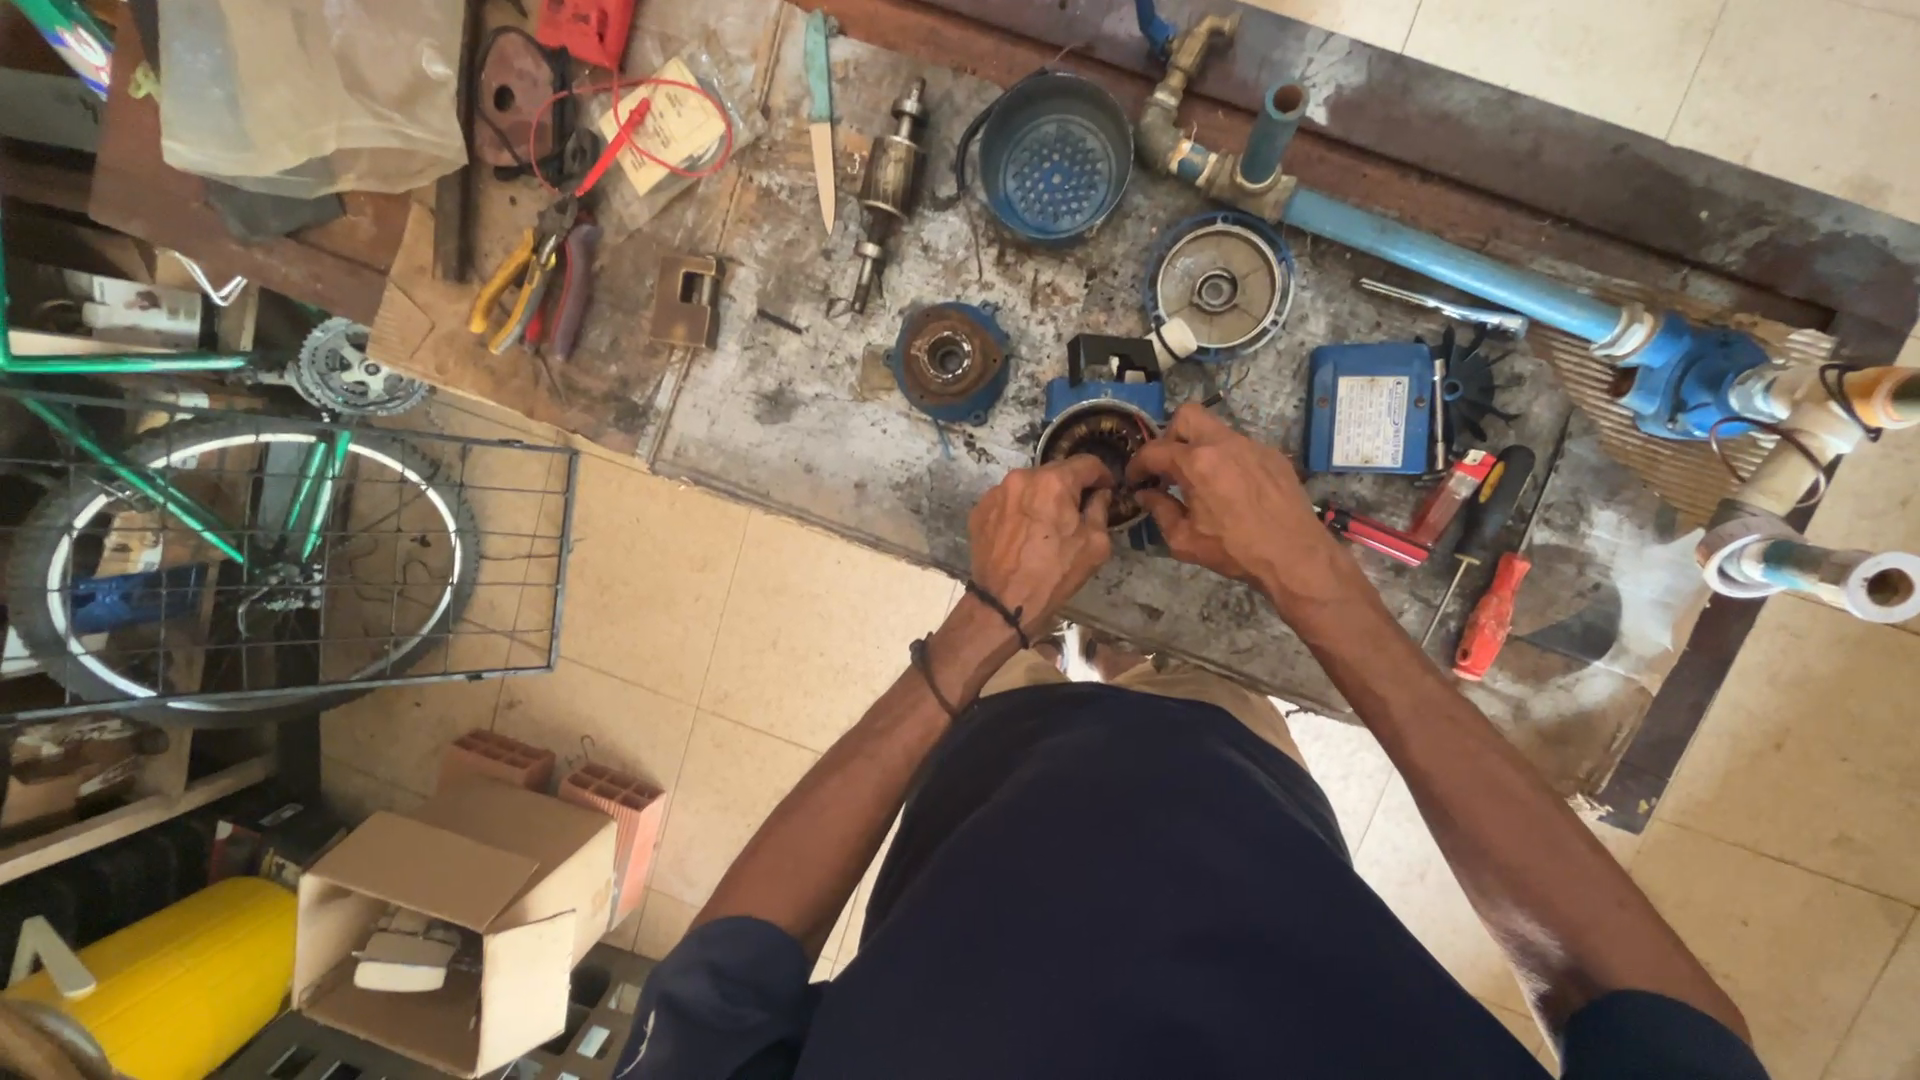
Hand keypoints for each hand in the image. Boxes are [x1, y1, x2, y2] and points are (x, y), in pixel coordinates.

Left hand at [966, 455, 1115, 635]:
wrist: (1004, 602)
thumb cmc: (1055, 574)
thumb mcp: (1094, 544)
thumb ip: (1100, 510)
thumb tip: (1099, 494)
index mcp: (1053, 481)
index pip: (1086, 463)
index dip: (1102, 474)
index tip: (1106, 488)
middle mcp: (1021, 478)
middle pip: (1055, 473)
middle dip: (1070, 487)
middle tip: (1077, 511)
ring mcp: (996, 493)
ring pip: (1029, 486)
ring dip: (1042, 498)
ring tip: (1047, 525)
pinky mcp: (980, 510)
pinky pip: (1008, 501)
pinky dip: (1019, 510)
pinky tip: (1023, 534)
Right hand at [1125, 404, 1346, 605]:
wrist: (1295, 555)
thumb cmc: (1234, 550)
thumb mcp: (1184, 539)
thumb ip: (1159, 510)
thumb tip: (1146, 494)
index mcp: (1197, 464)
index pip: (1154, 450)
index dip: (1137, 464)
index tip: (1135, 479)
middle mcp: (1224, 444)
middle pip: (1187, 416)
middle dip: (1170, 436)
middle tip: (1168, 466)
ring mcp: (1252, 446)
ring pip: (1216, 430)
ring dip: (1199, 447)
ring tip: (1200, 480)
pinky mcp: (1272, 455)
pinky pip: (1240, 446)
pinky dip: (1226, 459)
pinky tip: (1231, 488)